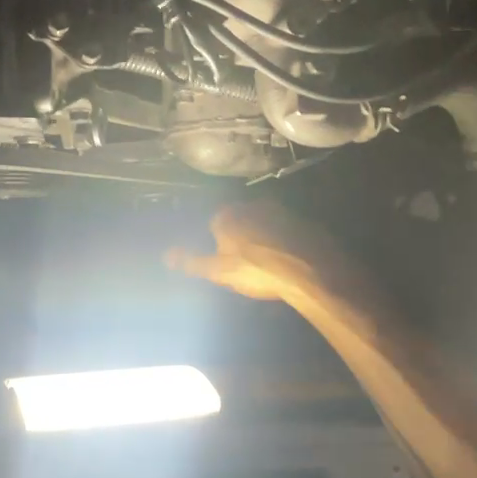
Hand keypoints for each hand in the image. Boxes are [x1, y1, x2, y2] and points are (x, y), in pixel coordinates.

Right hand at [166, 203, 367, 304]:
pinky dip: (284, 241)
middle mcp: (251, 206)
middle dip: (240, 237)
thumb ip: (191, 262)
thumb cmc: (257, 271)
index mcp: (227, 216)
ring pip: (263, 224)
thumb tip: (165, 255)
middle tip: (246, 264)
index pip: (214, 225)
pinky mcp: (303, 220)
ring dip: (262, 238)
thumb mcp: (219, 271)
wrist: (311, 271)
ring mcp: (279, 211)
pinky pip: (286, 230)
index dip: (218, 244)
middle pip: (239, 221)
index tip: (226, 262)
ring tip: (267, 263)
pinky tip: (288, 260)